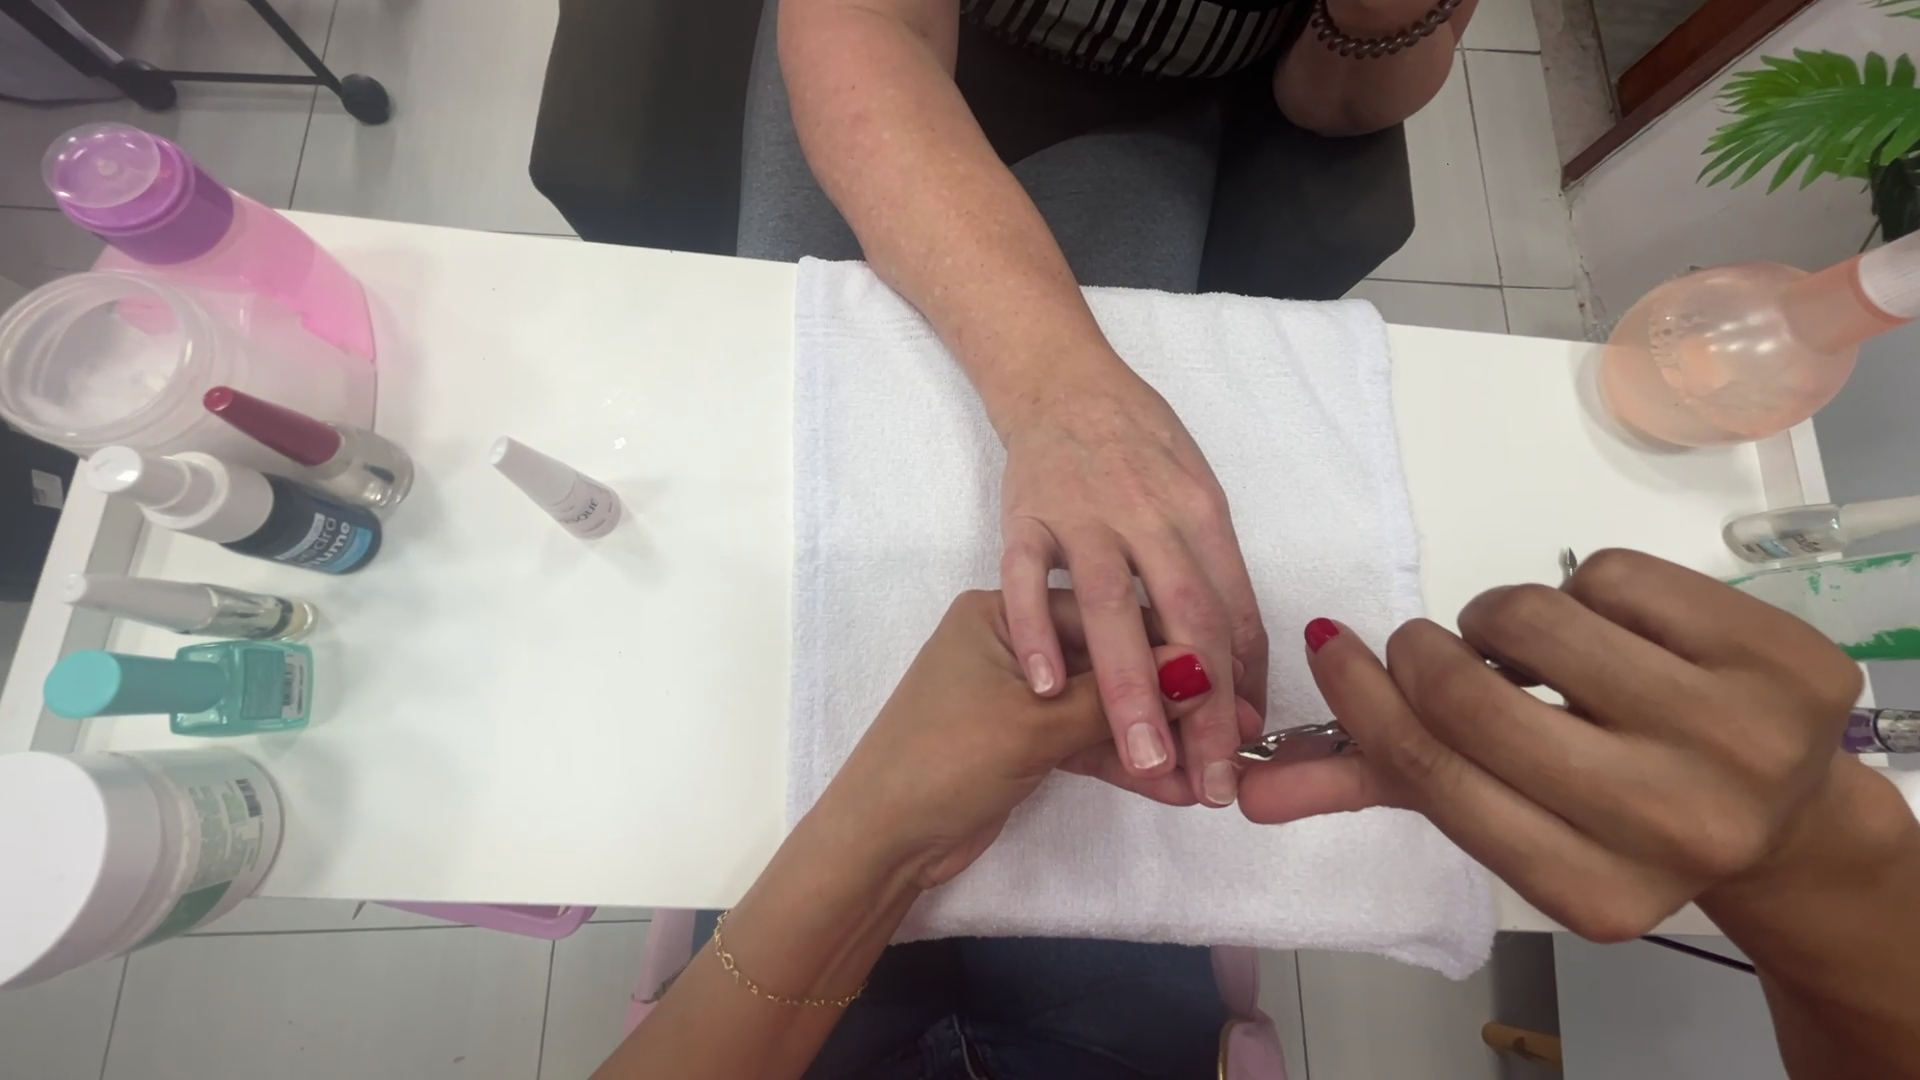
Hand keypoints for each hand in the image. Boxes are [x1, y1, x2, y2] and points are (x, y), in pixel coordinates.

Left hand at [819, 590, 1226, 889]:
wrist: (884, 838)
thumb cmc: (948, 755)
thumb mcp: (1035, 722)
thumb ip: (1117, 698)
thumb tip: (1198, 675)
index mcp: (1003, 608)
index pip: (1102, 613)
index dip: (1166, 649)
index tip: (1226, 683)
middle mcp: (1016, 640)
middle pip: (1107, 662)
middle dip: (1166, 702)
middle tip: (1231, 731)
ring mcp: (1020, 691)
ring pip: (1100, 707)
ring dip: (1151, 741)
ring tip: (1213, 772)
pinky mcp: (1025, 737)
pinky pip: (1085, 740)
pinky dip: (1123, 763)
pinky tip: (1174, 787)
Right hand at [998, 365, 1265, 808]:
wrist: (1064, 382)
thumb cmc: (1140, 444)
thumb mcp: (1195, 496)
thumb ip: (1216, 577)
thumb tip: (1237, 670)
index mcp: (1200, 511)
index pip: (1231, 612)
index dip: (1242, 687)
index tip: (1245, 753)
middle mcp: (1149, 513)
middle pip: (1184, 618)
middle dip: (1200, 707)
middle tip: (1208, 784)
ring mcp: (1082, 513)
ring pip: (1111, 605)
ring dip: (1129, 686)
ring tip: (1143, 760)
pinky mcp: (1024, 514)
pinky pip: (1026, 577)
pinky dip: (1036, 629)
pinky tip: (1044, 686)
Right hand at [1239, 548, 1863, 940]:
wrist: (1770, 816)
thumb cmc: (1587, 806)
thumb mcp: (1477, 806)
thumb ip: (1362, 786)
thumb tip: (1248, 791)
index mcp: (1585, 888)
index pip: (1426, 768)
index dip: (1357, 693)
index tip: (1329, 645)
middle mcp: (1671, 829)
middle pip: (1469, 695)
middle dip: (1422, 649)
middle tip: (1432, 649)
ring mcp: (1746, 745)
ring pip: (1535, 617)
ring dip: (1499, 617)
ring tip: (1532, 651)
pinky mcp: (1794, 667)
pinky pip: (1613, 574)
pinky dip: (1582, 587)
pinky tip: (1614, 634)